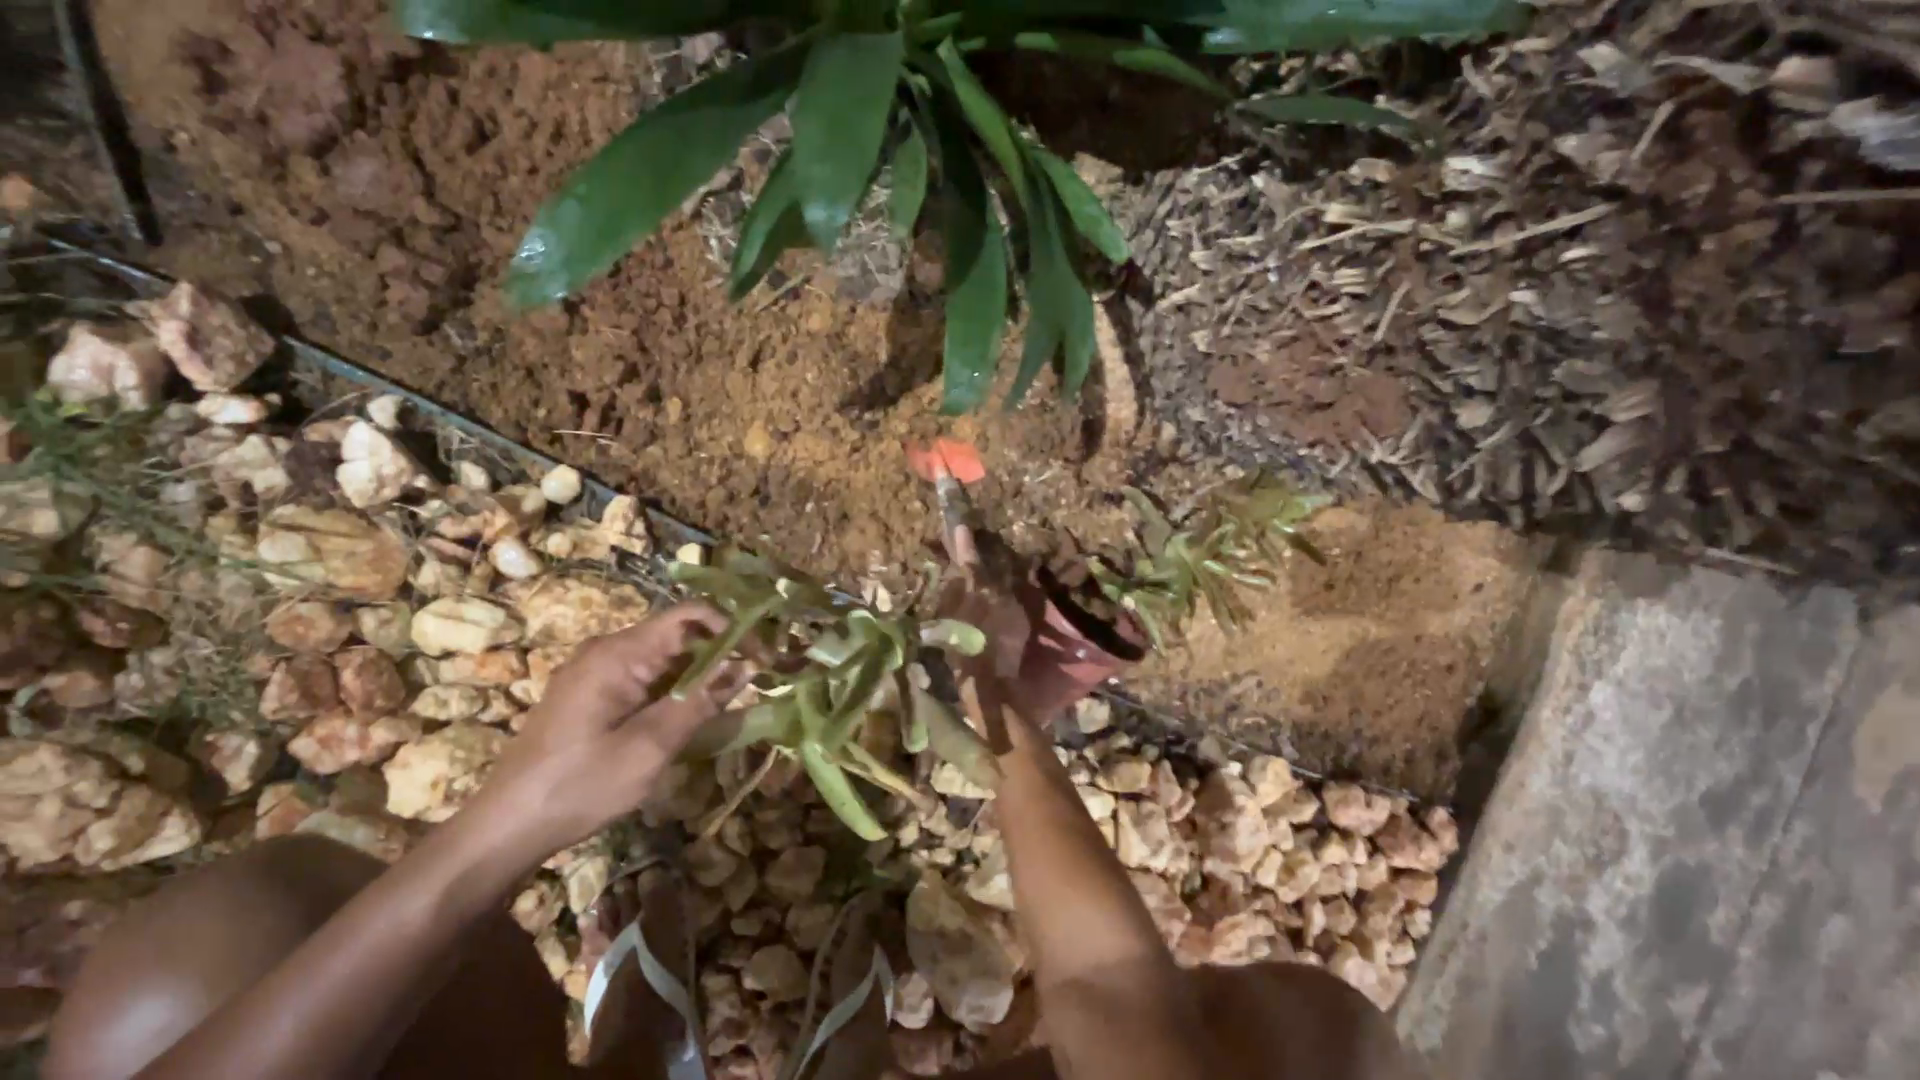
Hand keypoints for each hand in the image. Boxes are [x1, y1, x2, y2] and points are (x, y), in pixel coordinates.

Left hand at [468, 603, 752, 855]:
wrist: (507, 825)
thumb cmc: (581, 785)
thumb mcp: (650, 747)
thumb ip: (699, 702)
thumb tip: (745, 666)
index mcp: (619, 654)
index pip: (689, 616)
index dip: (731, 630)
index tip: (762, 660)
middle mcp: (607, 651)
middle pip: (678, 636)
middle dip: (720, 655)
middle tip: (754, 688)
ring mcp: (595, 673)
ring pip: (663, 660)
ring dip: (698, 678)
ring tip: (730, 708)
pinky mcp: (591, 696)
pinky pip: (644, 680)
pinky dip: (673, 693)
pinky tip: (690, 722)